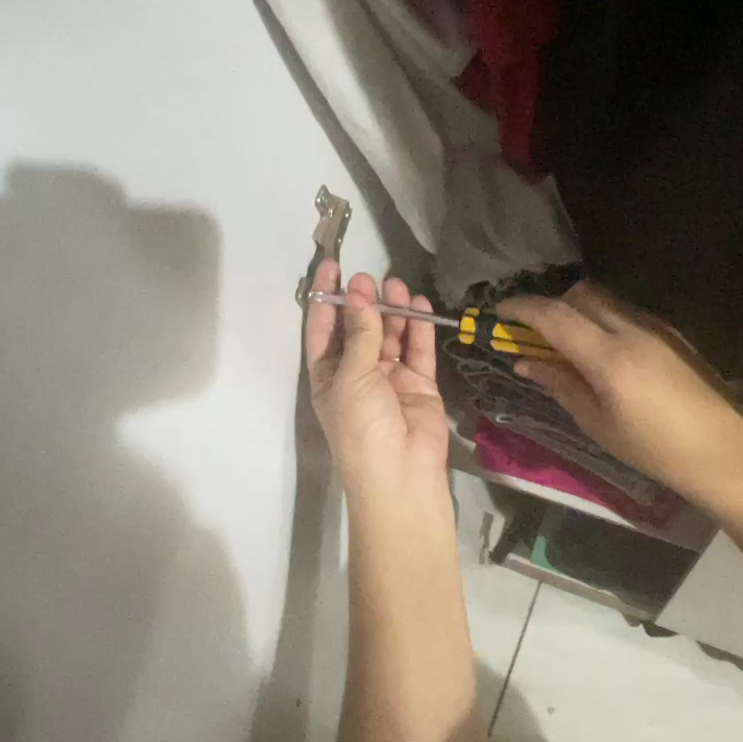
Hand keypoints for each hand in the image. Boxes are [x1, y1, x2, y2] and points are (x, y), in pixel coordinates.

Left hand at [304, 261, 448, 498]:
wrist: (401, 475)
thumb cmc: (362, 427)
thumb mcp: (352, 378)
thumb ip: (360, 335)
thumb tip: (359, 295)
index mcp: (328, 375)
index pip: (323, 329)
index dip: (327, 298)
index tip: (332, 266)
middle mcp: (356, 374)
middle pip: (359, 329)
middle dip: (364, 302)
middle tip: (370, 278)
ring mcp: (389, 379)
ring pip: (390, 335)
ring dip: (392, 311)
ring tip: (396, 286)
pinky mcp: (419, 384)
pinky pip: (418, 350)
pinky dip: (418, 328)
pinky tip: (418, 304)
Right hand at [497, 283, 742, 504]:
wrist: (719, 450)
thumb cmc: (652, 447)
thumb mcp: (596, 423)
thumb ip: (559, 385)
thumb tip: (524, 362)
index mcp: (608, 356)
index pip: (554, 316)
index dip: (521, 309)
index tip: (499, 312)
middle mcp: (630, 330)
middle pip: (578, 295)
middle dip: (548, 305)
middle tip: (530, 331)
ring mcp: (654, 328)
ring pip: (603, 300)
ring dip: (575, 310)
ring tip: (562, 341)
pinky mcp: (670, 333)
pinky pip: (624, 312)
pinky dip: (600, 319)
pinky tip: (599, 351)